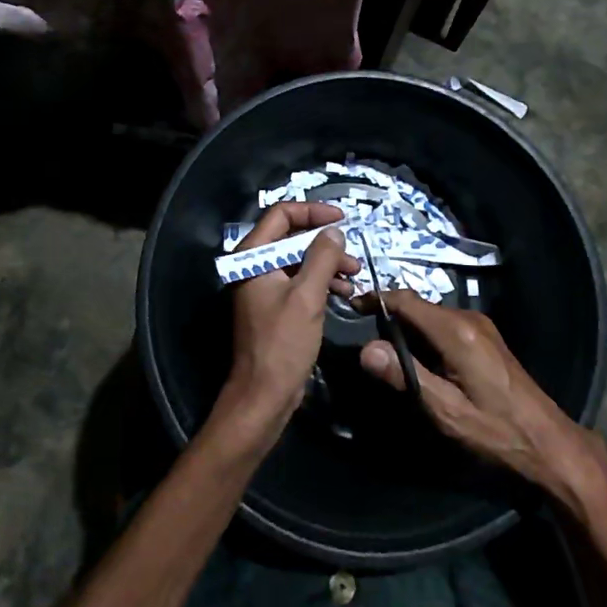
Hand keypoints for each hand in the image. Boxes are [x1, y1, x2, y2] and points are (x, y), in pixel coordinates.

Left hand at [221, 202, 359, 434]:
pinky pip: (299, 282)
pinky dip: (321, 283)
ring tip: (354, 276)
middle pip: (291, 237)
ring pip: (298, 261)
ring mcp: (263, 287)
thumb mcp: (307, 297)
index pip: (281, 215)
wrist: (263, 394)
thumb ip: (322, 258)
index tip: (342, 219)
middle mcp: (253, 266)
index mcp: (251, 257)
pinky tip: (343, 293)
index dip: (312, 212)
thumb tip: (334, 231)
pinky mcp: (274, 306)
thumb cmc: (282, 343)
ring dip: (327, 264)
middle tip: (353, 255)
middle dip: (324, 243)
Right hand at [359, 292, 606, 518]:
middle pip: (417, 306)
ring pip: (430, 316)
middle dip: (389, 316)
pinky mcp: (486, 338)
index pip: (406, 300)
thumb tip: (366, 349)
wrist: (551, 444)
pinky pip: (444, 325)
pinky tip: (418, 360)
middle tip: (365, 338)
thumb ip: (405, 376)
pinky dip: (424, 335)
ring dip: (407, 327)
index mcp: (456, 331)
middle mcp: (468, 319)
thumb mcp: (446, 410)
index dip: (377, 298)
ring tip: (386, 352)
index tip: (352, 306)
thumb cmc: (497, 430)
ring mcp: (480, 327)